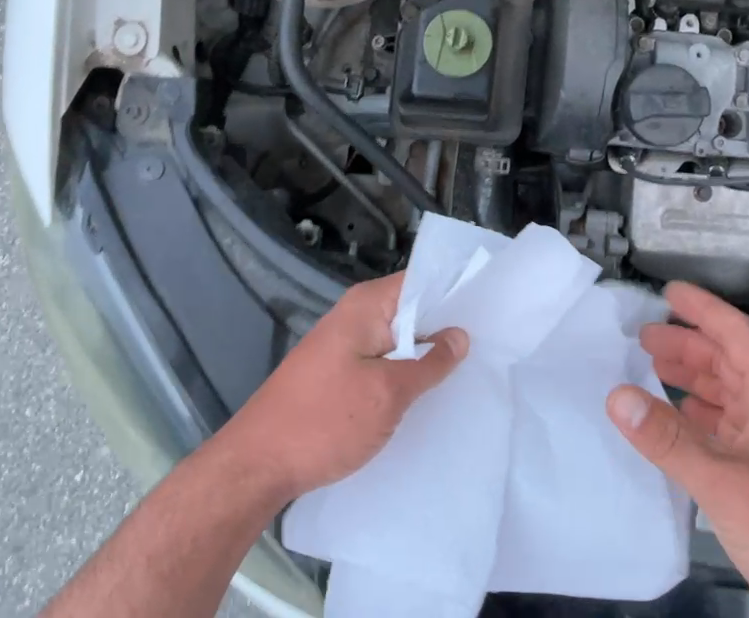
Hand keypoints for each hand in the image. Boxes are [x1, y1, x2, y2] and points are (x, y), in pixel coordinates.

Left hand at [216, 272, 467, 506]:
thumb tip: (460, 336)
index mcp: (366, 306)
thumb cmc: (325, 422)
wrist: (256, 468)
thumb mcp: (389, 393)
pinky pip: (383, 363)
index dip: (457, 291)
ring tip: (471, 368)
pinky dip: (406, 374)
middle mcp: (355, 317)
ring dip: (427, 354)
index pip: (423, 281)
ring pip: (399, 341)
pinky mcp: (338, 376)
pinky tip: (431, 393)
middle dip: (447, 326)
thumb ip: (430, 363)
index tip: (493, 307)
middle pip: (413, 311)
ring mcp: (344, 347)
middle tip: (492, 342)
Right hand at [606, 282, 748, 617]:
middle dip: (689, 344)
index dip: (704, 309)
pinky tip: (671, 421)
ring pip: (727, 395)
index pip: (738, 335)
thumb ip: (668, 438)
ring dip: (691, 378)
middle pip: (730, 362)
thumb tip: (617, 394)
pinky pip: (723, 429)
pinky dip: (695, 417)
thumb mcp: (722, 481)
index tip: (669, 291)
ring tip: (650, 368)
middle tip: (643, 336)